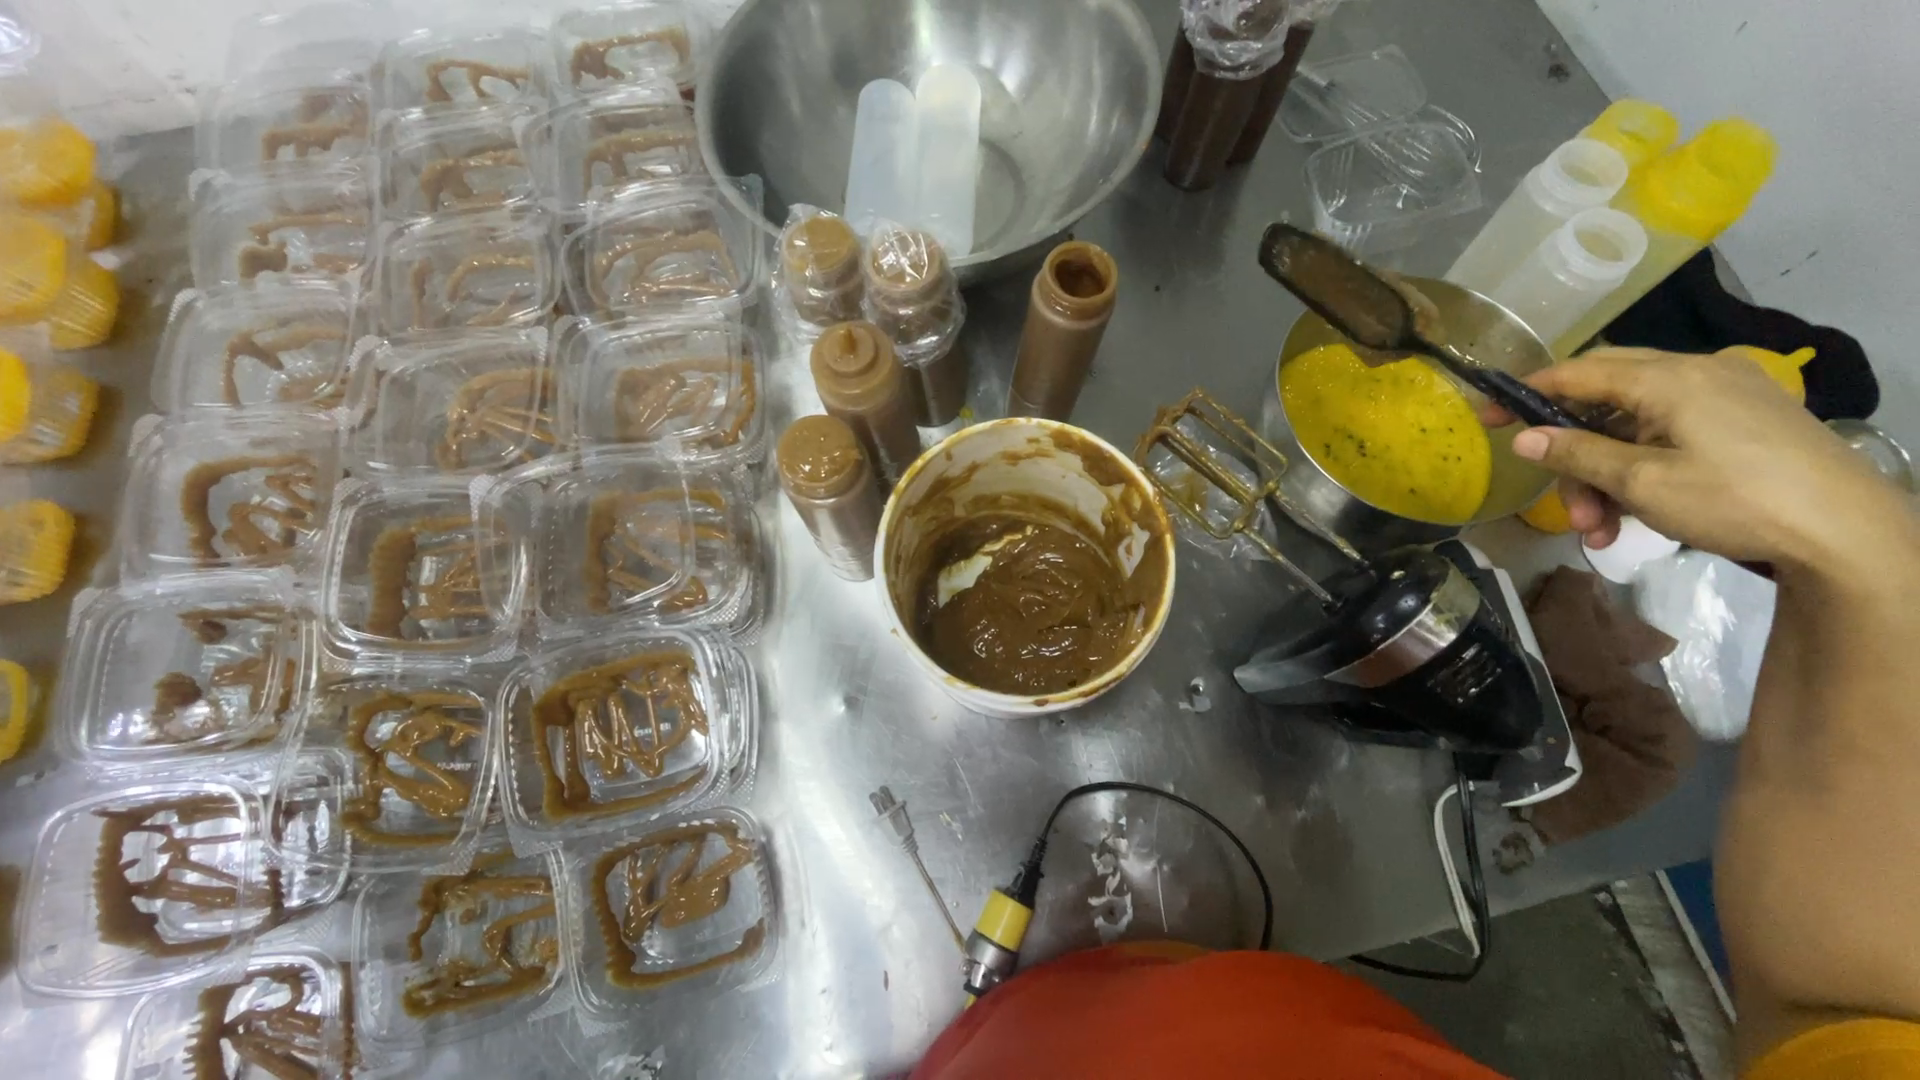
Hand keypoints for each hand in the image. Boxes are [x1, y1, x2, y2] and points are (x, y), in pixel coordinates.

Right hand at [1493, 347, 1908, 572]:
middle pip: (1604, 396)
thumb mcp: (1642, 483)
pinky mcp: (1746, 422)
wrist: (1847, 533)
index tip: (1487, 415)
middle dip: (1570, 448)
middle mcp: (1697, 374)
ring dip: (1604, 475)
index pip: (1577, 373)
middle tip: (1552, 492)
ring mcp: (1727, 396)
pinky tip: (1633, 515)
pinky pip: (1669, 434)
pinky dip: (1640, 470)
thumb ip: (1577, 455)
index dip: (1527, 393)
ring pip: (1634, 424)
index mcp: (1670, 379)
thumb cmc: (1735, 500)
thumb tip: (1524, 437)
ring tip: (1598, 529)